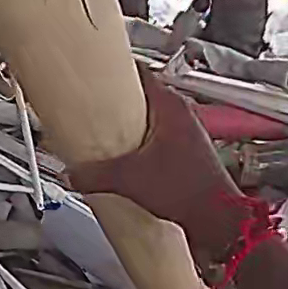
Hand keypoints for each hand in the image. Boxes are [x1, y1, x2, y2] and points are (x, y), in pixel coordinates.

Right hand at [68, 68, 246, 260]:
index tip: (97, 71)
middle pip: (143, 96)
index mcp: (170, 108)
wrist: (216, 220)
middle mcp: (181, 116)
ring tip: (105, 134)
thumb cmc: (189, 192)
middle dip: (117, 101)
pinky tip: (125, 161)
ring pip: (150, 120)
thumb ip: (93, 176)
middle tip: (94, 107)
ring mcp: (185, 136)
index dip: (116, 69)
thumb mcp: (128, 180)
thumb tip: (71, 175)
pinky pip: (156, 140)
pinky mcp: (185, 155)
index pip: (141, 72)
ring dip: (128, 126)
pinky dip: (139, 145)